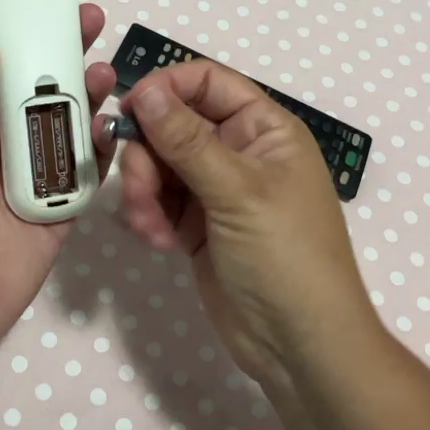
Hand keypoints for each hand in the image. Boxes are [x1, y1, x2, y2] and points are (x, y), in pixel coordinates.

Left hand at [0, 4, 117, 366]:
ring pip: (70, 128)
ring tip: (105, 72)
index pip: (4, 74)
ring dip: (89, 96)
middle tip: (95, 24)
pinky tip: (113, 124)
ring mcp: (36, 180)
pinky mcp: (61, 214)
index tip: (53, 12)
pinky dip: (103, 149)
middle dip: (68, 57)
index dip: (29, 41)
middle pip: (44, 93)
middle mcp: (5, 147)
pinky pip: (86, 175)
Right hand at [115, 60, 379, 386]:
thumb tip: (147, 90)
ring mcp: (216, 190)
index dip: (167, 88)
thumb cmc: (285, 256)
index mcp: (264, 129)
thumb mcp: (237, 192)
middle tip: (140, 190)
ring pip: (160, 165)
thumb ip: (187, 140)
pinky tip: (158, 243)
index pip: (207, 83)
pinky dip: (151, 217)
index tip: (129, 110)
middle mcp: (239, 151)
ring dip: (145, 192)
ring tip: (150, 228)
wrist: (300, 346)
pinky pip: (160, 202)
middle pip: (174, 125)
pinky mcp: (197, 226)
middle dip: (149, 155)